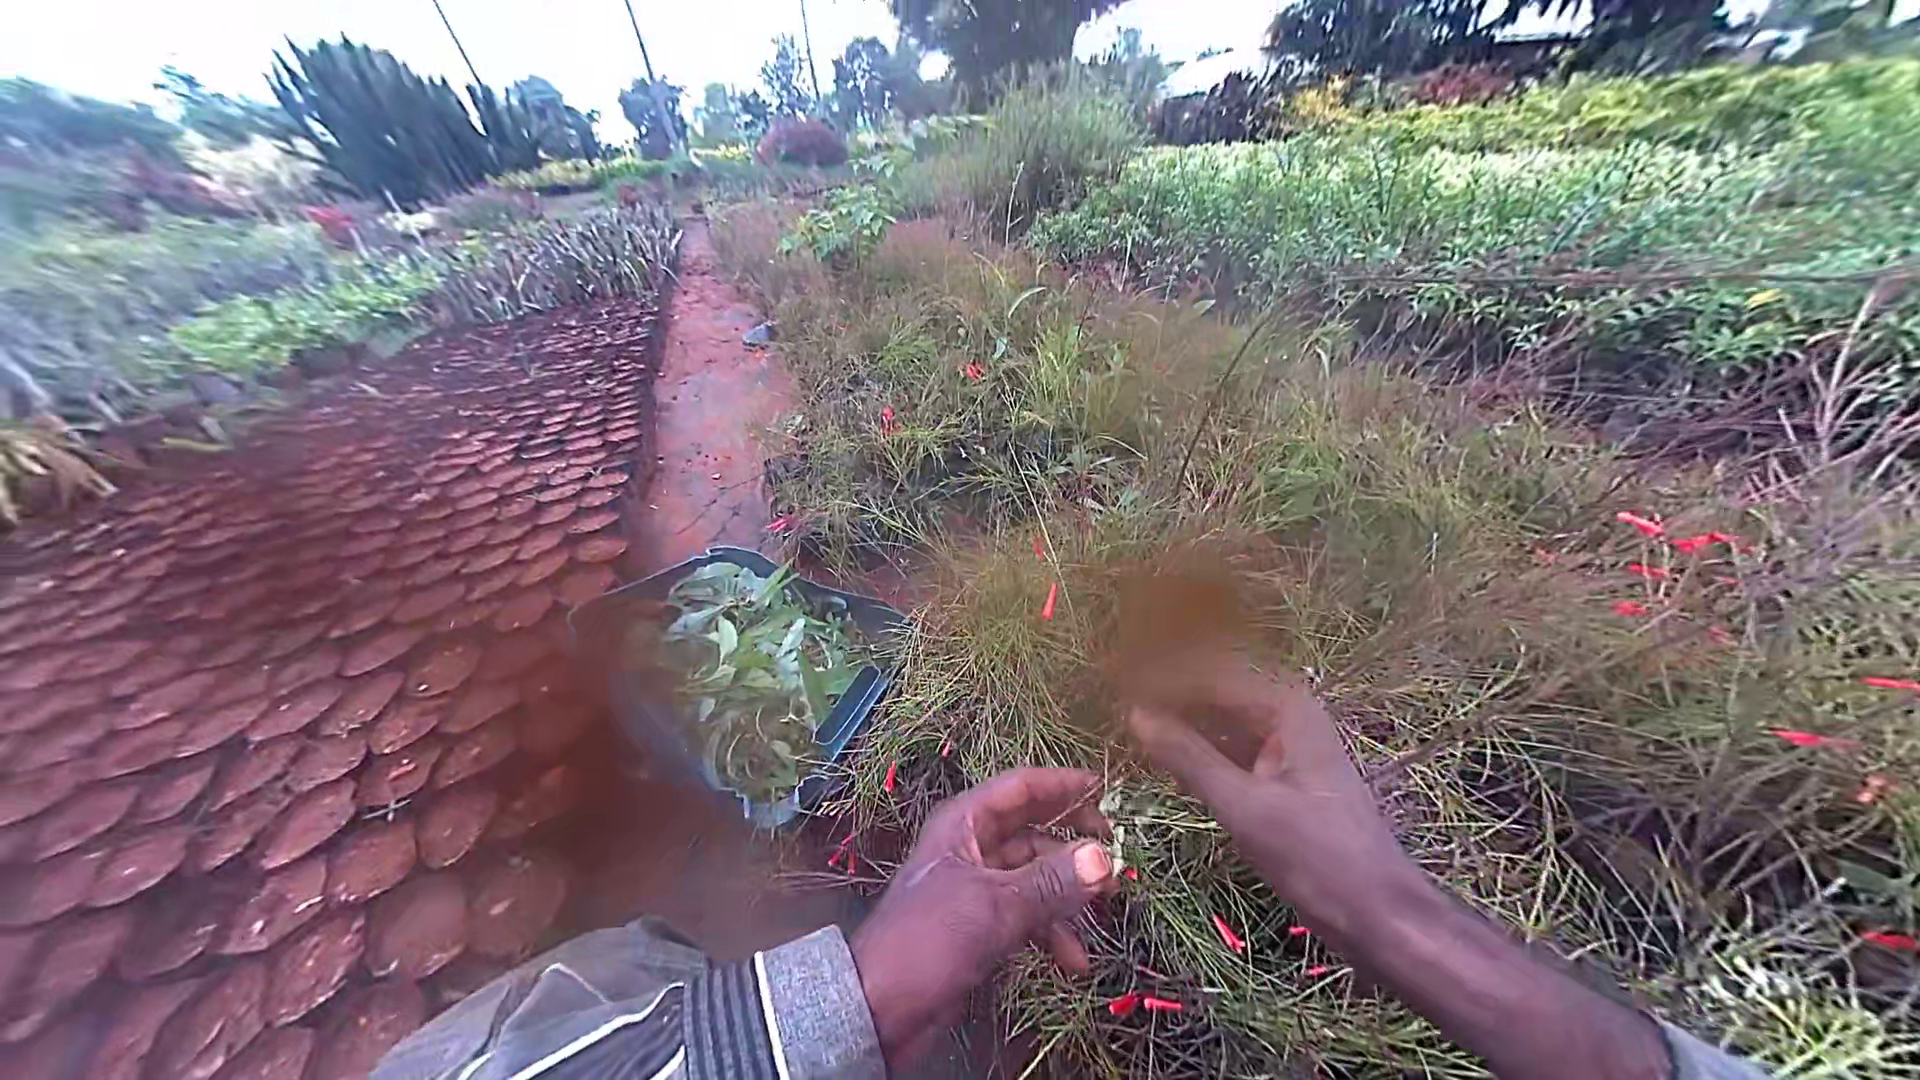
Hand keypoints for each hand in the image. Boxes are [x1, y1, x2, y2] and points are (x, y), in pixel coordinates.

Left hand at [847, 769, 1117, 1067]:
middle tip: (1114, 852)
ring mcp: (978, 883)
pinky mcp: (981, 921)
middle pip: (1032, 828)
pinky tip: (1072, 960)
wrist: (879, 1008)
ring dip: (1067, 892)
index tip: (1106, 790)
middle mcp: (972, 843)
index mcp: (965, 821)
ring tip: (1102, 911)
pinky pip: (1026, 911)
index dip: (1064, 784)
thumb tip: (1104, 858)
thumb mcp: (993, 906)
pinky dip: (1050, 929)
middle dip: (1072, 841)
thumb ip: (1050, 882)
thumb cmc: (929, 938)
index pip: (1022, 787)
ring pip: (1033, 873)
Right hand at [1129, 655, 1677, 1079]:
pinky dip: (1193, 744)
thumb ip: (1186, 755)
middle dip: (1165, 691)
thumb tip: (1132, 713)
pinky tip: (1159, 749)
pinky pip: (1224, 742)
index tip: (1114, 678)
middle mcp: (1283, 710)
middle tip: (1114, 697)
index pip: (1207, 673)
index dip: (1160, 674)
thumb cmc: (1316, 857)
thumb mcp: (1243, 806)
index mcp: (1284, 705)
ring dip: (1175, 717)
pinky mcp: (1275, 769)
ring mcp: (1280, 740)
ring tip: (1126, 718)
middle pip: (1210, 688)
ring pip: (1215, 715)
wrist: (1380, 919)